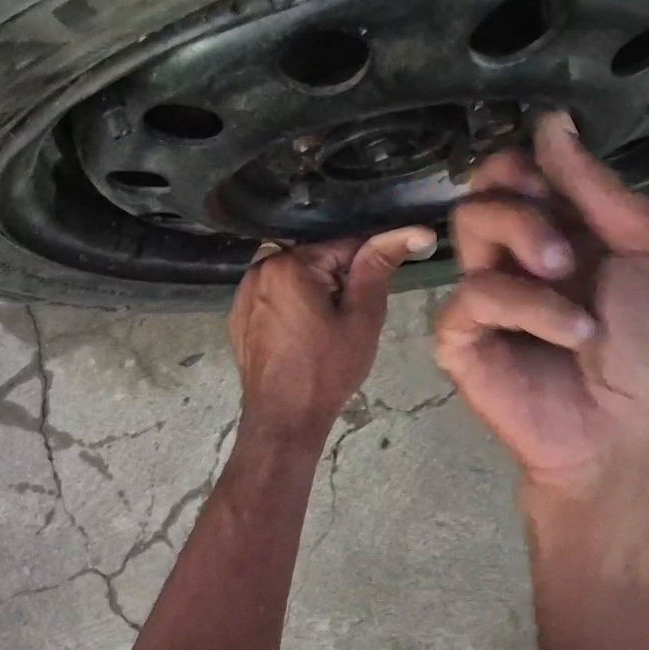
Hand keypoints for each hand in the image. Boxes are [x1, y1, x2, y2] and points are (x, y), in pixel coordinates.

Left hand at [229, 227, 437, 439]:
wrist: (283, 417)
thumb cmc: (326, 370)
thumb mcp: (362, 318)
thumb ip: (378, 268)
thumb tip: (410, 232)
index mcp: (288, 263)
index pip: (342, 245)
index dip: (364, 269)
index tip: (369, 299)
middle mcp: (258, 268)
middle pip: (313, 258)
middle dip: (335, 280)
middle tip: (345, 318)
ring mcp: (243, 292)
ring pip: (292, 275)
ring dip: (312, 290)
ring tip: (323, 328)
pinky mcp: (237, 314)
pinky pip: (271, 295)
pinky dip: (290, 304)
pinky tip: (301, 335)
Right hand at [435, 112, 648, 579]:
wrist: (635, 427)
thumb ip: (599, 186)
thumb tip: (551, 121)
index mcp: (568, 228)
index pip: (523, 169)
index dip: (532, 162)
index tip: (551, 175)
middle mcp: (520, 253)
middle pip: (486, 186)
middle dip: (523, 198)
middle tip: (560, 237)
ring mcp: (487, 293)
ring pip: (468, 224)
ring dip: (526, 238)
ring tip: (566, 277)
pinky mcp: (460, 335)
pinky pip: (473, 293)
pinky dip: (527, 306)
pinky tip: (568, 335)